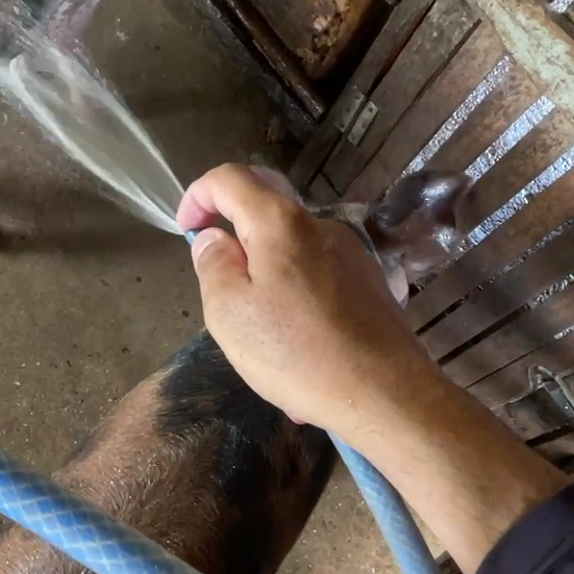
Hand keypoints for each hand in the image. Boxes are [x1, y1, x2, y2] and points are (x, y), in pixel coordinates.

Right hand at [177, 164, 434, 438]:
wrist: (388, 395)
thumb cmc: (296, 353)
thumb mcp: (229, 313)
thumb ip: (213, 265)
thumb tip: (213, 238)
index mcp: (280, 222)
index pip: (229, 178)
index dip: (197, 196)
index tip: (186, 231)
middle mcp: (320, 225)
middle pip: (265, 205)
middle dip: (232, 231)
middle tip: (219, 276)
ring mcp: (351, 253)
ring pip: (291, 248)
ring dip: (264, 275)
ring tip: (259, 336)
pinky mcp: (369, 283)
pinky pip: (317, 277)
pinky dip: (294, 299)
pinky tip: (297, 351)